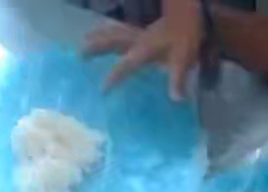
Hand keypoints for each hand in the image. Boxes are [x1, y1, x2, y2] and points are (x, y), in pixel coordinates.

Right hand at [83, 1, 205, 100]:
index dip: (114, 77)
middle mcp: (138, 40)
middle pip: (112, 42)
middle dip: (95, 47)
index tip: (102, 90)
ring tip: (83, 42)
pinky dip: (108, 33)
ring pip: (113, 33)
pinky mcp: (141, 33)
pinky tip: (103, 35)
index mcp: (145, 49)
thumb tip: (176, 99)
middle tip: (79, 54)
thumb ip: (178, 78)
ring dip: (98, 37)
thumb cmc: (186, 37)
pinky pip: (120, 32)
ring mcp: (138, 35)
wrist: (187, 15)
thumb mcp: (184, 59)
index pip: (126, 65)